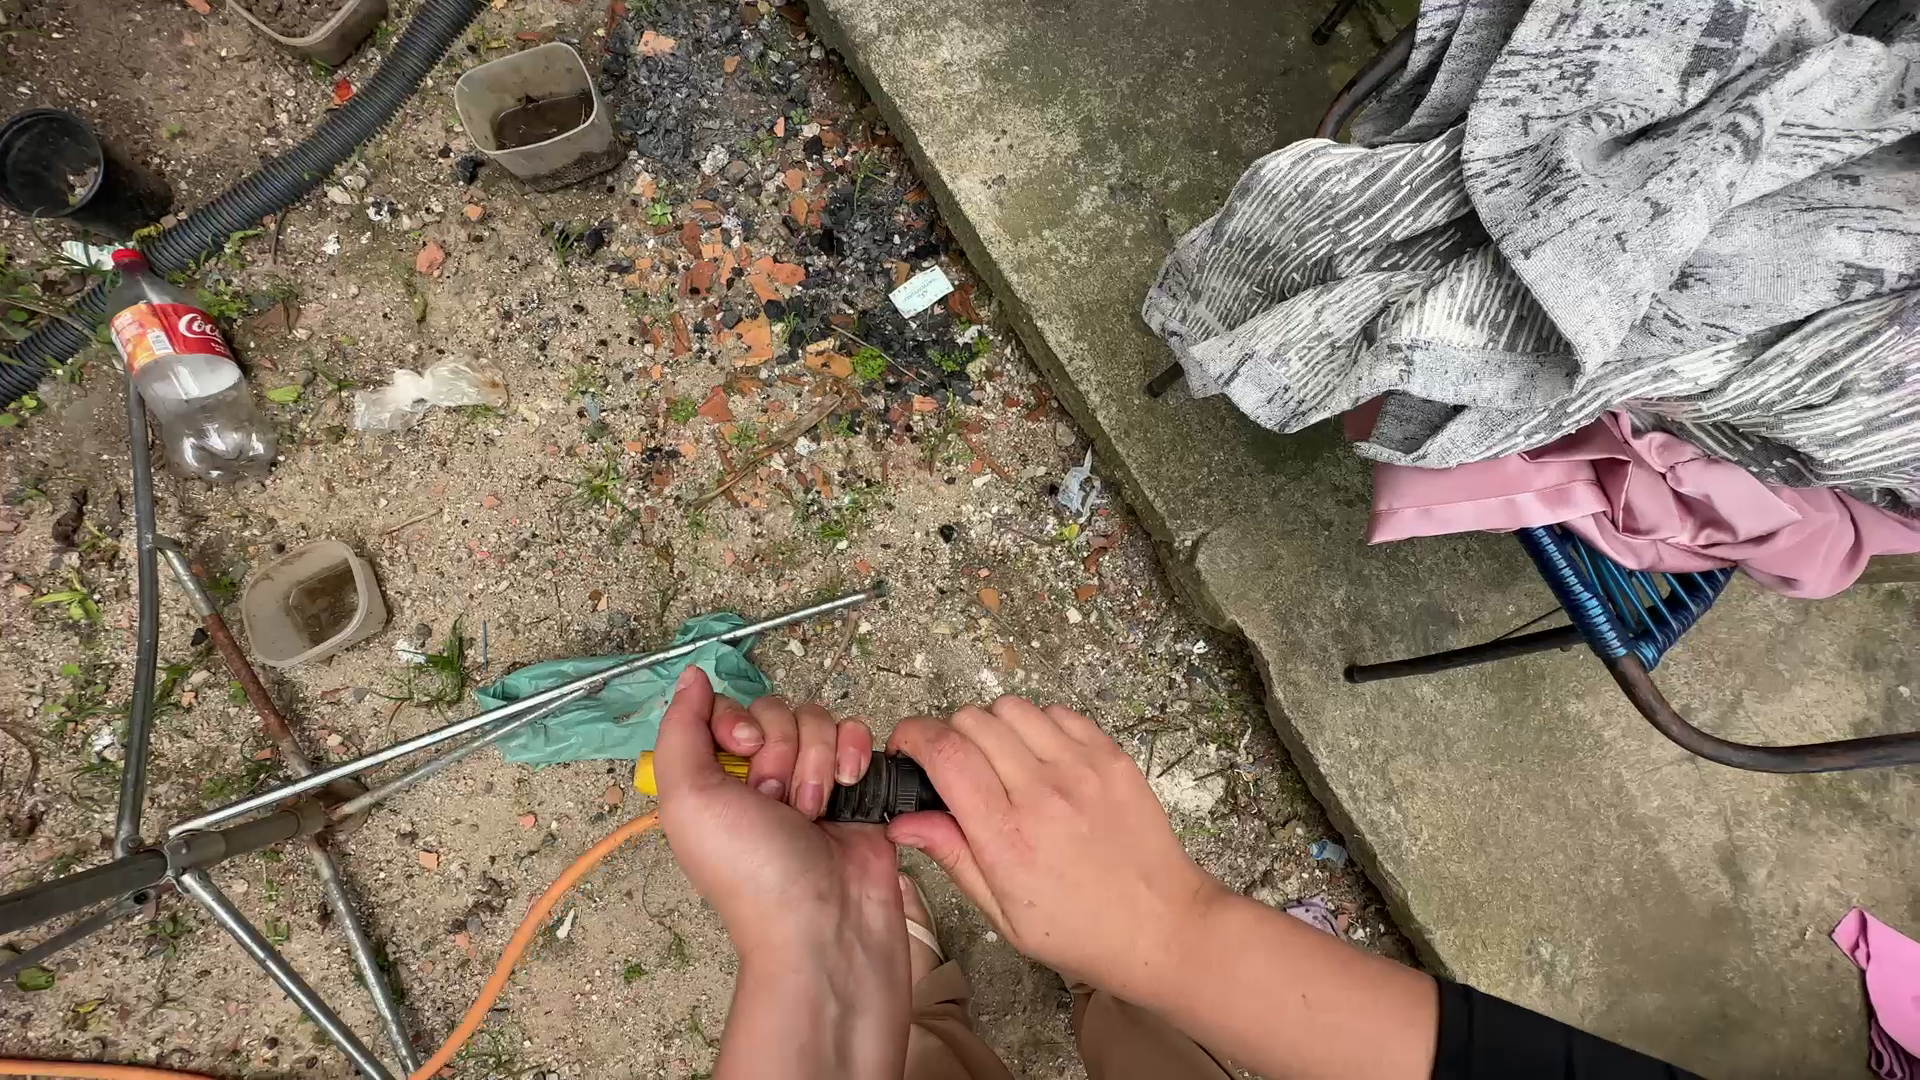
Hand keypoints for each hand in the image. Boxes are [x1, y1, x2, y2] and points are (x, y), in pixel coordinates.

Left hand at [653, 670, 907, 1078]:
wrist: (827, 921)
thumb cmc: (752, 872)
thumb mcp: (689, 803)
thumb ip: (681, 731)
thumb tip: (691, 674)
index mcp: (717, 777)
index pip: (731, 708)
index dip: (742, 719)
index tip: (746, 748)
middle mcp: (763, 772)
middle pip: (779, 711)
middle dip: (783, 752)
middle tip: (779, 802)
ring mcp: (812, 775)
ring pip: (819, 719)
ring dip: (817, 763)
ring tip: (814, 811)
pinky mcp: (855, 780)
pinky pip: (857, 733)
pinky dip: (854, 754)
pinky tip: (848, 786)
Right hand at [885, 696, 1225, 997]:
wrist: (1163, 927)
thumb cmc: (1080, 930)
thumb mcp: (1002, 913)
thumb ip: (952, 855)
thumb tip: (903, 821)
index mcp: (1008, 838)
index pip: (946, 754)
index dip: (913, 735)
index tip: (905, 744)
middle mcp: (1043, 793)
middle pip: (972, 721)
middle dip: (948, 733)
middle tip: (954, 763)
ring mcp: (1082, 768)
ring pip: (1011, 708)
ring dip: (992, 726)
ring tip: (1000, 759)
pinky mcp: (1110, 755)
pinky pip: (1057, 712)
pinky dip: (1037, 725)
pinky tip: (1042, 757)